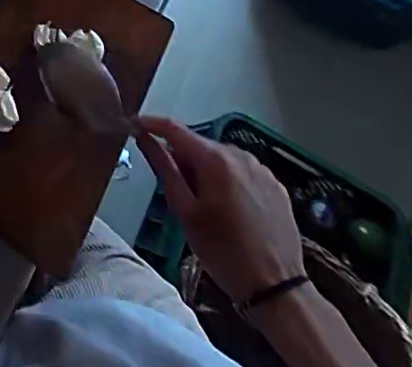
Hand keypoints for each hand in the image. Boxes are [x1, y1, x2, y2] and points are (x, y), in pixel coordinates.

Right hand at [135, 116, 304, 302]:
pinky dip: (229, 182)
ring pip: (221, 159)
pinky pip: (242, 172)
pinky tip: (232, 211)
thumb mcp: (186, 213)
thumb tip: (145, 138)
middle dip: (184, 160)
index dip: (152, 123)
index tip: (135, 125)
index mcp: (214, 159)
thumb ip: (165, 169)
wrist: (276, 288)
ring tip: (208, 209)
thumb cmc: (223, 252)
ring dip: (207, 172)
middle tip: (179, 194)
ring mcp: (261, 168)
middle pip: (199, 146)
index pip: (175, 128)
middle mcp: (239, 153)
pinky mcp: (275, 184)